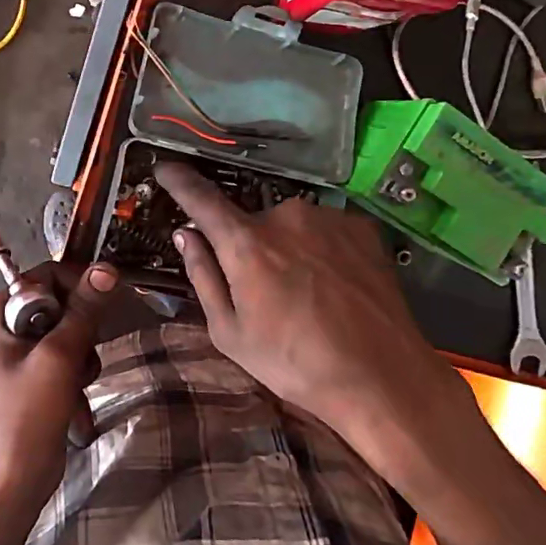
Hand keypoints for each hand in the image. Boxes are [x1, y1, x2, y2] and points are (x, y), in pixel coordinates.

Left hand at [0, 262, 117, 509]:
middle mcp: (6, 324)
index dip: (78, 288)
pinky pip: (69, 358)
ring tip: (75, 385)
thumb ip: (84, 311)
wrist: (8, 486)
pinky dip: (77, 378)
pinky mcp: (36, 376)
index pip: (48, 275)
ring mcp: (21, 352)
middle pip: (64, 303)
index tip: (101, 308)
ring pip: (72, 332)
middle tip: (80, 357)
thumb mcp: (58, 357)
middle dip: (82, 331)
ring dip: (83, 358)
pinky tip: (74, 404)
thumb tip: (107, 269)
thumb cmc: (24, 419)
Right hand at [154, 162, 460, 442]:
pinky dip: (322, 251)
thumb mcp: (231, 333)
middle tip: (268, 294)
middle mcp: (285, 216)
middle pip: (253, 224)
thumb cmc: (294, 363)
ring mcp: (327, 218)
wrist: (380, 376)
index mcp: (246, 243)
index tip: (164, 168)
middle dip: (252, 250)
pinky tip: (336, 287)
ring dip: (290, 250)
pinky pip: (326, 231)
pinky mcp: (360, 227)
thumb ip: (204, 276)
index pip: (201, 198)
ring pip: (292, 228)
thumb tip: (187, 235)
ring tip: (309, 296)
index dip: (179, 180)